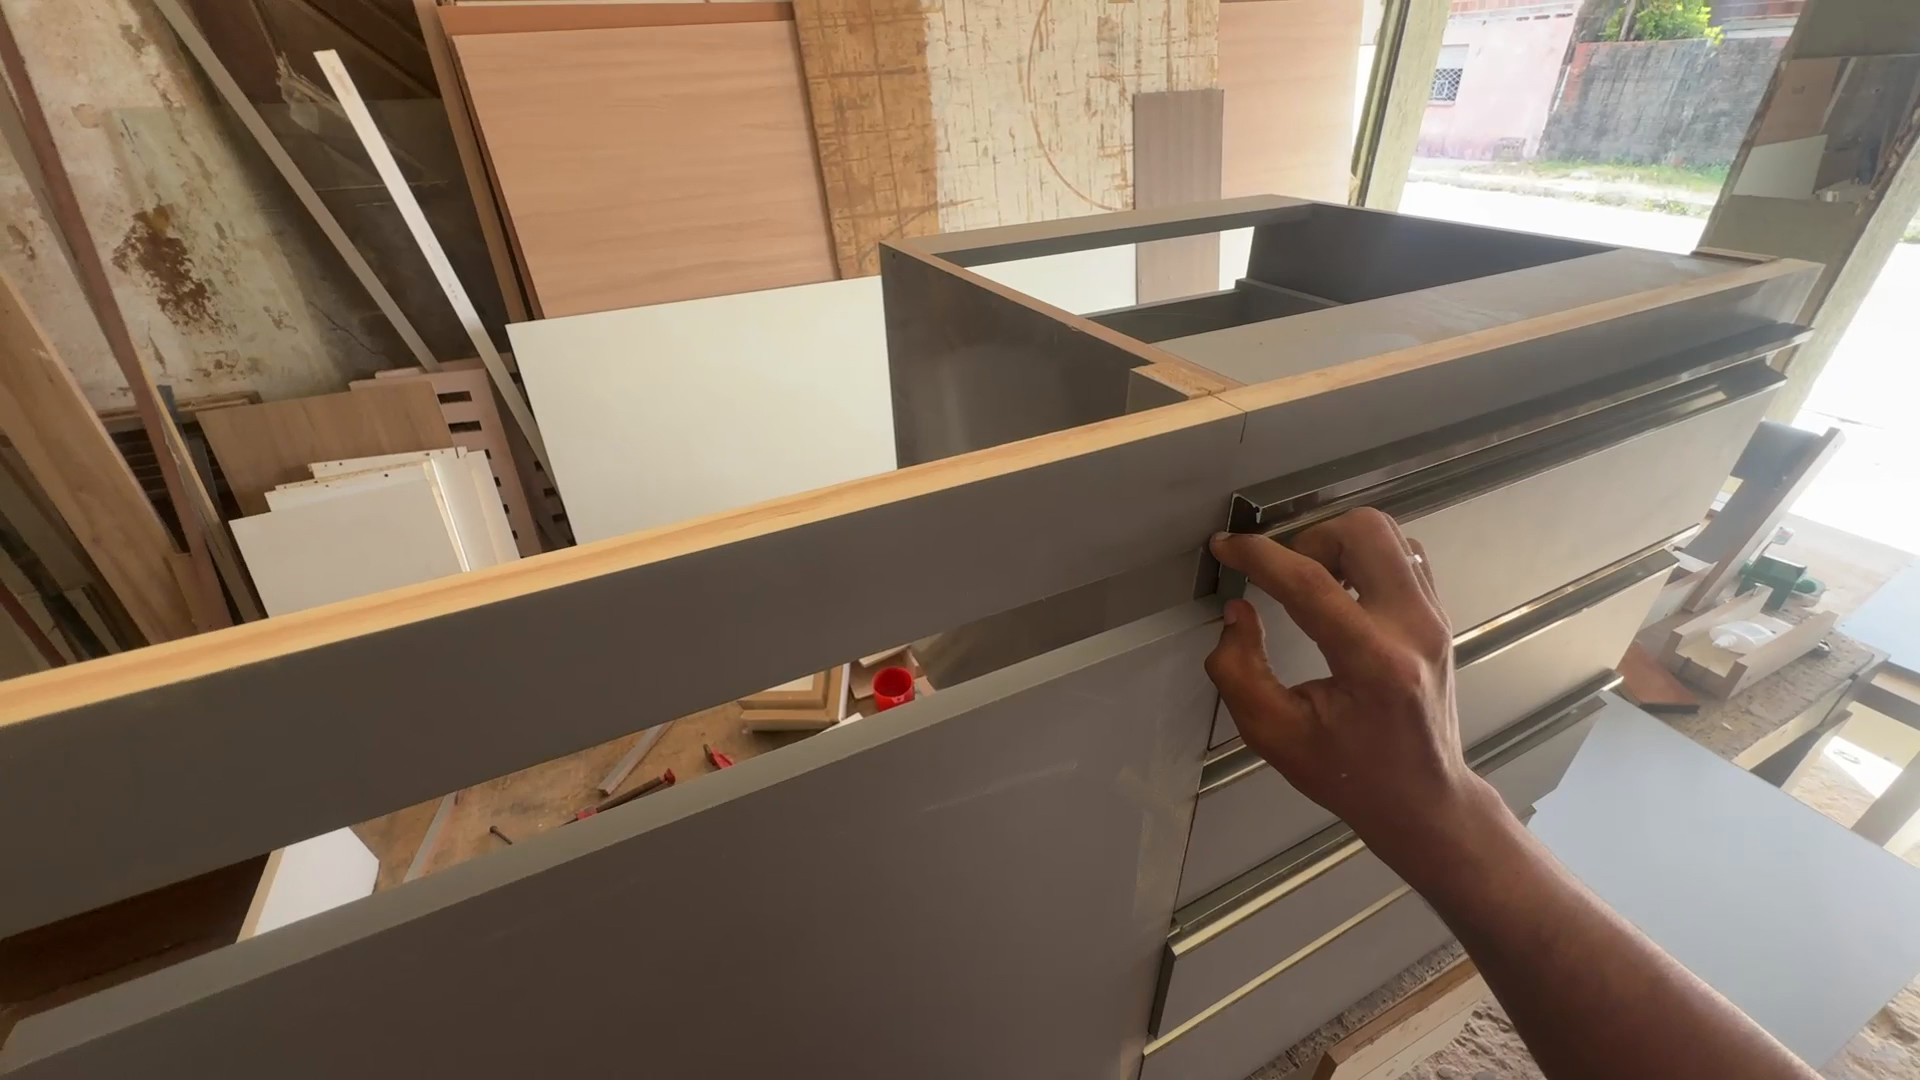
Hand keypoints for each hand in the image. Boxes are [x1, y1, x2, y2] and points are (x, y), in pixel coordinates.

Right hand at [1205, 509, 1494, 847]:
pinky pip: (1401, 552)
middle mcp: (1413, 628)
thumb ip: (1238, 669)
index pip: (1309, 582)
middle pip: (1362, 532)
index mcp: (1373, 663)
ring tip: (1310, 583)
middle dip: (1307, 540)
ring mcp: (1434, 617)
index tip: (1224, 546)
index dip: (1257, 556)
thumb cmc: (1346, 774)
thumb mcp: (1271, 734)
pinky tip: (1338, 590)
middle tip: (1282, 578)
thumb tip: (1237, 611)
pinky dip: (1361, 555)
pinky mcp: (1439, 615)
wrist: (1423, 799)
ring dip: (1335, 543)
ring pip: (1386, 532)